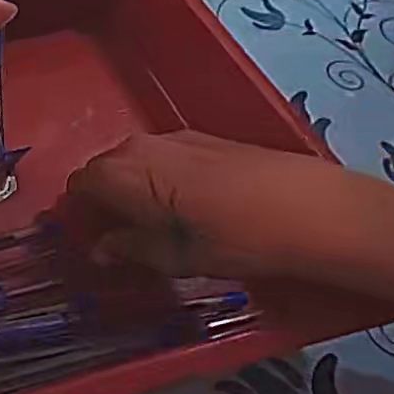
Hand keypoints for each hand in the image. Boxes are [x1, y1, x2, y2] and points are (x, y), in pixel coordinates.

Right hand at [66, 130, 393, 295]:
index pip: (79, 185)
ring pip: (129, 160)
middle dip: (100, 201)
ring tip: (151, 224)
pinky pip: (156, 155)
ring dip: (126, 189)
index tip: (91, 242)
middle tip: (118, 238)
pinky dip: (152, 178)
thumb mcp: (180, 255)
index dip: (78, 215)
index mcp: (127, 173)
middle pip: (100, 169)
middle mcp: (141, 145)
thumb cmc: (240, 238)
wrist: (314, 208)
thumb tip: (102, 248)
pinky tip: (183, 205)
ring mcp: (172, 137)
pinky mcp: (199, 137)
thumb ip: (131, 248)